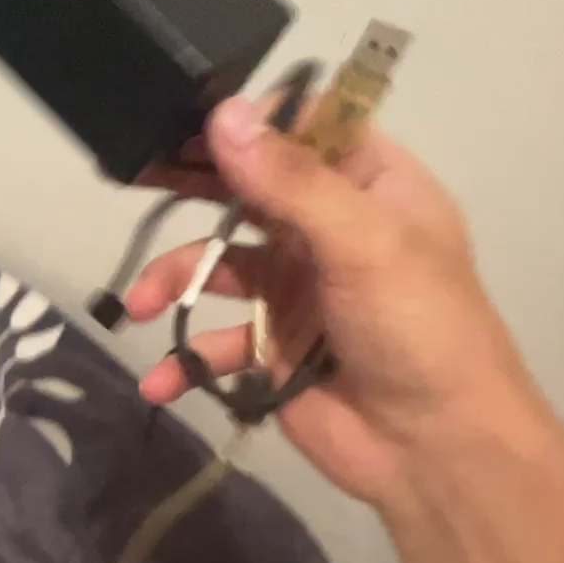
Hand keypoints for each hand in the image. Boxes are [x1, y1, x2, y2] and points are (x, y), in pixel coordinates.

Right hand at [129, 97, 552, 506]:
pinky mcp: (267, 350)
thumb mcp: (363, 243)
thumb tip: (222, 117)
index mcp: (368, 188)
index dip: (250, 125)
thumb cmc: (417, 328)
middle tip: (136, 182)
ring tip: (142, 307)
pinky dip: (183, 363)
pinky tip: (160, 381)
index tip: (191, 128)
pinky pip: (213, 345)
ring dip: (173, 285)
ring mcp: (292, 293)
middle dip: (192, 192)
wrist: (427, 445)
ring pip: (217, 270)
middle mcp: (325, 233)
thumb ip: (290, 184)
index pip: (305, 130)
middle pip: (247, 195)